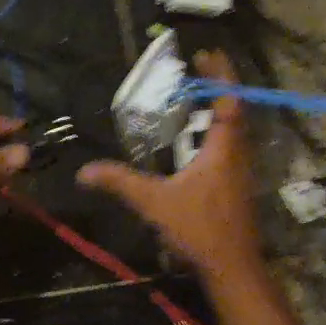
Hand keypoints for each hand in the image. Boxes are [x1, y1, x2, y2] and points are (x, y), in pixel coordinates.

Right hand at [77, 51, 261, 276]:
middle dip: (218, 88)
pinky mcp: (238, 188)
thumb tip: (84, 171)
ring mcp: (242, 172)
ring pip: (236, 130)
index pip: (229, 101)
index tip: (205, 55)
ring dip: (219, 110)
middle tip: (196, 72)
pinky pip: (231, 147)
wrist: (233, 269)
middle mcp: (238, 155)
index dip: (221, 75)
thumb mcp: (154, 203)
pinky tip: (196, 141)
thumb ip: (121, 182)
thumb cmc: (199, 229)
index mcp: (223, 149)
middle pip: (235, 111)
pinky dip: (217, 132)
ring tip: (195, 98)